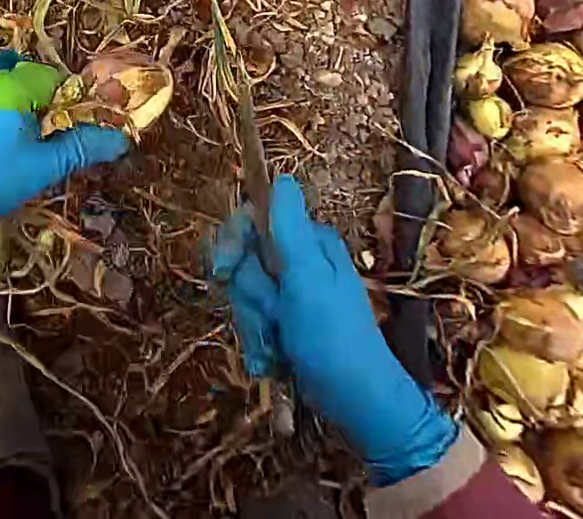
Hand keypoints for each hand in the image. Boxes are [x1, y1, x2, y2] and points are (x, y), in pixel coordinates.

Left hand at [0, 50, 130, 216]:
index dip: (65, 101)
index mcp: (15, 85)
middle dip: (40, 96)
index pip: (54, 78)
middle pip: (26, 73)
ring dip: (14, 96)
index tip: (65, 128)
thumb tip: (121, 139)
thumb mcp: (42, 166)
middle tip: (43, 132)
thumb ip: (81, 147)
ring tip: (16, 133)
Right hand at [211, 175, 456, 485]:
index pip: (251, 221)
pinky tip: (274, 360)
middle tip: (273, 317)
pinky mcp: (285, 322)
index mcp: (308, 241)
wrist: (359, 403)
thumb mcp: (308, 278)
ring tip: (277, 346)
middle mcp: (299, 260)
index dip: (232, 244)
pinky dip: (259, 343)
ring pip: (245, 295)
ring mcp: (291, 293)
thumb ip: (289, 228)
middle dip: (250, 296)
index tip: (223, 270)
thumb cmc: (334, 337)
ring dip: (254, 325)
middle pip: (243, 262)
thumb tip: (282, 177)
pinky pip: (253, 321)